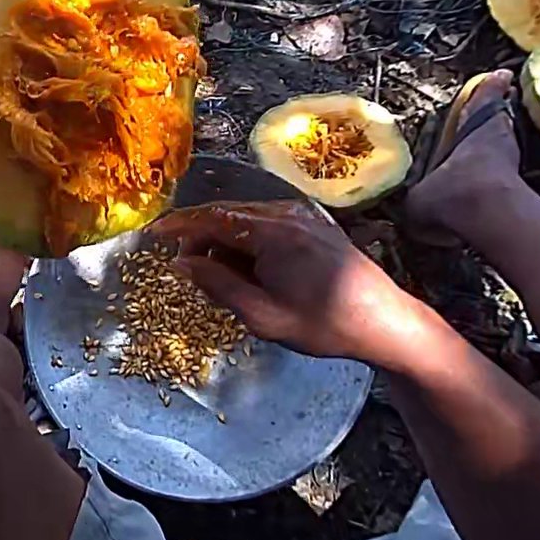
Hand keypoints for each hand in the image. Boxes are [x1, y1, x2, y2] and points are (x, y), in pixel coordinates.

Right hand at [151, 200, 432, 369]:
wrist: (385, 322)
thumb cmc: (325, 325)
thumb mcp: (263, 315)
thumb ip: (218, 285)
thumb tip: (182, 264)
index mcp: (274, 233)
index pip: (213, 219)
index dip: (179, 226)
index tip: (154, 234)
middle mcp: (288, 214)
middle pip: (227, 215)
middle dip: (200, 239)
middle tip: (189, 270)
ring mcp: (303, 215)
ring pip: (245, 220)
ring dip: (224, 243)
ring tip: (222, 279)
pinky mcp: (313, 223)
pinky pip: (265, 224)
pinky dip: (246, 242)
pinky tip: (249, 270)